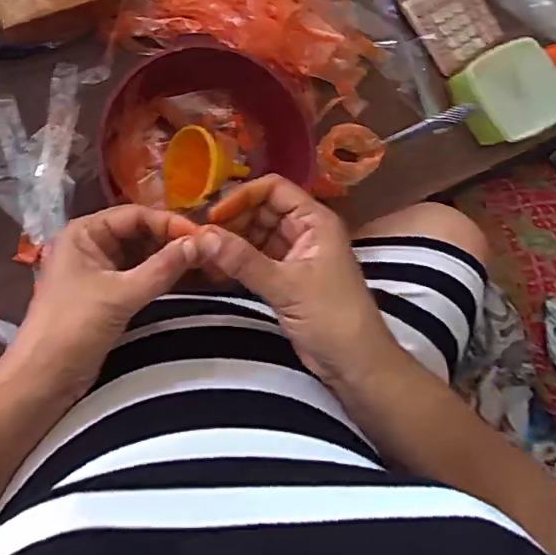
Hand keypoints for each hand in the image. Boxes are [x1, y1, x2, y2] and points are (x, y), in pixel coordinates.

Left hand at [5, 205, 199, 396]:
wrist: (42, 379)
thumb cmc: (73, 327)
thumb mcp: (120, 295)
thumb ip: (162, 268)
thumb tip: (201, 243)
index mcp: (85, 232)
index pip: (135, 215)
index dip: (170, 223)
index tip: (204, 236)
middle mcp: (92, 243)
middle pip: (141, 233)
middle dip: (173, 241)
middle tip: (211, 252)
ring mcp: (99, 269)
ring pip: (143, 255)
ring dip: (171, 260)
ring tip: (208, 264)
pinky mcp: (108, 293)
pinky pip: (140, 276)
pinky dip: (162, 277)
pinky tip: (190, 280)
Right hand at [195, 175, 402, 385]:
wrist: (356, 366)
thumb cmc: (332, 317)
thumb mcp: (286, 286)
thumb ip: (243, 260)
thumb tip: (202, 236)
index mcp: (314, 220)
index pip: (273, 189)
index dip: (242, 197)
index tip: (213, 216)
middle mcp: (303, 230)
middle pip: (260, 210)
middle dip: (231, 221)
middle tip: (199, 237)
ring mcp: (294, 254)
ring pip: (254, 234)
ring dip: (229, 242)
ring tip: (200, 253)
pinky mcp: (285, 277)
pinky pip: (254, 258)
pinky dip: (235, 262)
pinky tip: (212, 270)